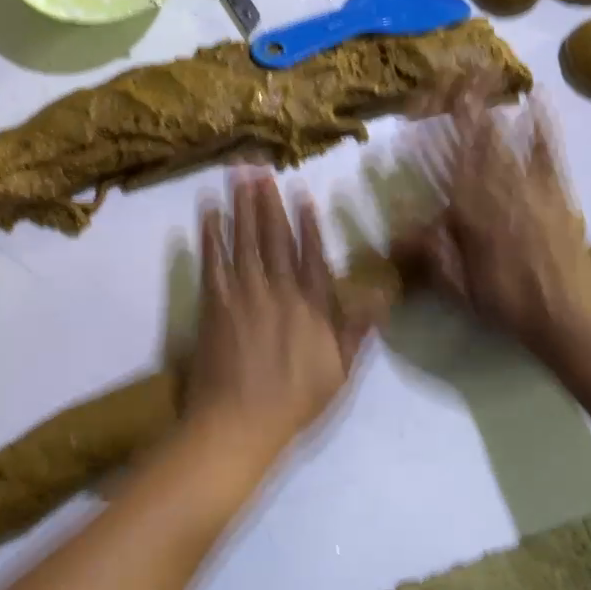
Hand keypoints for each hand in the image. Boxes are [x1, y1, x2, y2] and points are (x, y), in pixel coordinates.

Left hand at [185, 172, 379, 463]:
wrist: (239, 422)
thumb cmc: (293, 403)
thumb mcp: (339, 373)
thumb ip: (356, 331)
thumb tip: (381, 296)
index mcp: (311, 308)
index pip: (311, 255)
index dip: (306, 222)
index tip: (300, 192)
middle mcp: (278, 291)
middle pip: (274, 237)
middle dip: (268, 201)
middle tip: (261, 167)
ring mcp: (243, 293)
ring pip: (244, 239)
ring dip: (242, 205)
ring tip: (239, 174)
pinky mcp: (214, 302)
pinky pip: (212, 259)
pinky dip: (211, 233)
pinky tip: (209, 209)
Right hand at [396, 90, 590, 361]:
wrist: (568, 323)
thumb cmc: (504, 305)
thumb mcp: (456, 285)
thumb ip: (429, 252)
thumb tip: (393, 231)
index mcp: (469, 213)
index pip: (444, 160)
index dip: (433, 128)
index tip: (423, 99)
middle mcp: (498, 192)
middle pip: (475, 138)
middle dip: (464, 100)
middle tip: (457, 65)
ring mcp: (532, 190)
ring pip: (507, 139)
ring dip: (496, 103)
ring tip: (487, 70)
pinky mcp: (558, 195)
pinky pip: (548, 154)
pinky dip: (542, 126)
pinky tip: (537, 101)